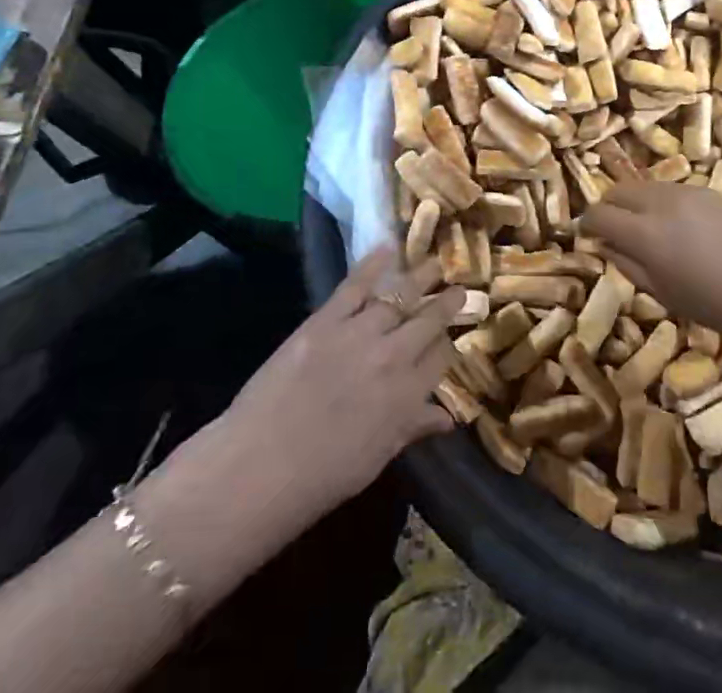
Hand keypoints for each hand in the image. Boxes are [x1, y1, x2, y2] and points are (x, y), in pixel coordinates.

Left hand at [188, 249, 462, 519]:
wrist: (262, 467)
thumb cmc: (326, 474)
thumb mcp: (380, 454)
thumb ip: (414, 427)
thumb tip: (448, 418)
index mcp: (410, 394)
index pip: (443, 355)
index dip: (450, 342)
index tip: (453, 333)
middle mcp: (393, 357)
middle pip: (429, 320)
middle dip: (447, 302)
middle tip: (459, 287)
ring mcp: (358, 334)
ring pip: (399, 296)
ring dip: (420, 277)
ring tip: (435, 263)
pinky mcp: (323, 322)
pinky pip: (355, 285)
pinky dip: (373, 264)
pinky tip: (388, 247)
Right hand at [581, 182, 721, 337]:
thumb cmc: (717, 304)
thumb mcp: (663, 293)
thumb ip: (628, 264)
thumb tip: (607, 245)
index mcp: (645, 233)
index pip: (600, 215)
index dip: (586, 224)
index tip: (585, 234)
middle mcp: (663, 202)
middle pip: (620, 190)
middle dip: (608, 206)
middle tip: (610, 228)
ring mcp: (690, 192)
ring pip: (647, 186)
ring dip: (635, 202)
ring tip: (643, 227)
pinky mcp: (713, 192)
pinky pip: (673, 190)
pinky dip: (661, 202)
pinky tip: (676, 226)